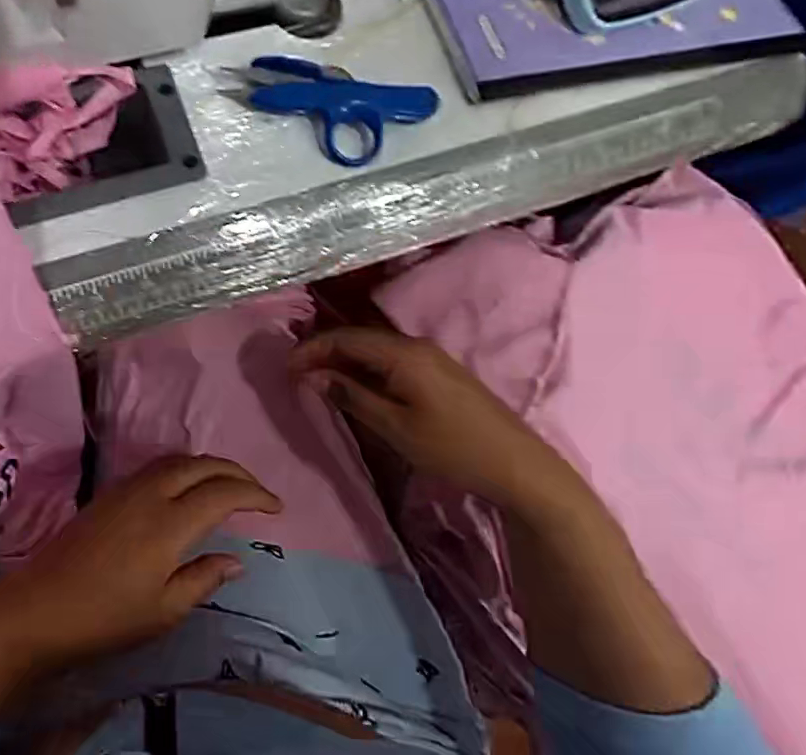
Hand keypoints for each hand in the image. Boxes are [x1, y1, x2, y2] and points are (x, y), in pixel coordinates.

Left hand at [0, 455, 280, 718]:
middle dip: (236, 471)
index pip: (222, 493)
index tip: (276, 507)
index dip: (254, 494)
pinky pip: (158, 465)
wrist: (40, 608)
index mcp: (169, 523)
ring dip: (209, 465)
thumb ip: (203, 577)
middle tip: (259, 491)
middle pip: (202, 464)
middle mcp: (150, 492)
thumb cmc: (106, 617)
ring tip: (230, 484)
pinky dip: (185, 467)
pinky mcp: (111, 490)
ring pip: (178, 459)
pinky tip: (189, 486)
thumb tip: (236, 559)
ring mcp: (127, 487)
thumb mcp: (164, 610)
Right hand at [289, 327, 588, 521]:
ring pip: (375, 348)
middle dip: (324, 350)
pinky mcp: (439, 372)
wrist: (519, 467)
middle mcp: (416, 345)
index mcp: (403, 353)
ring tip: (318, 377)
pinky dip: (365, 367)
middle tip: (296, 371)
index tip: (286, 367)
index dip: (312, 349)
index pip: (345, 338)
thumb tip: (316, 376)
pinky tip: (355, 384)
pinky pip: (391, 359)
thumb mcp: (395, 427)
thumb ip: (353, 397)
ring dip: (344, 359)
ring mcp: (431, 357)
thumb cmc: (453, 448)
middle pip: (359, 338)